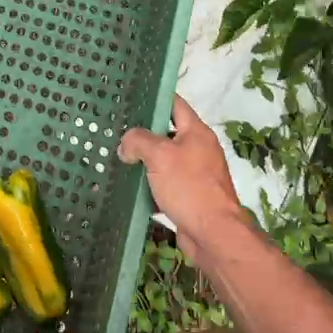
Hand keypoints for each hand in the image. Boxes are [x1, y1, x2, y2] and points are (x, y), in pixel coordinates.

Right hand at [118, 95, 252, 266]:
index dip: (154, 98)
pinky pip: (167, 184)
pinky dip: (151, 185)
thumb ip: (138, 141)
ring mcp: (197, 174)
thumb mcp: (159, 155)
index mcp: (196, 132)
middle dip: (143, 133)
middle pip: (167, 133)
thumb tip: (126, 146)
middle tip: (118, 130)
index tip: (131, 97)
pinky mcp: (191, 197)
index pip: (174, 103)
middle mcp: (199, 149)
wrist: (214, 235)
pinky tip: (132, 188)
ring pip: (165, 161)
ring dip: (145, 162)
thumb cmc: (189, 187)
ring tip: (119, 158)